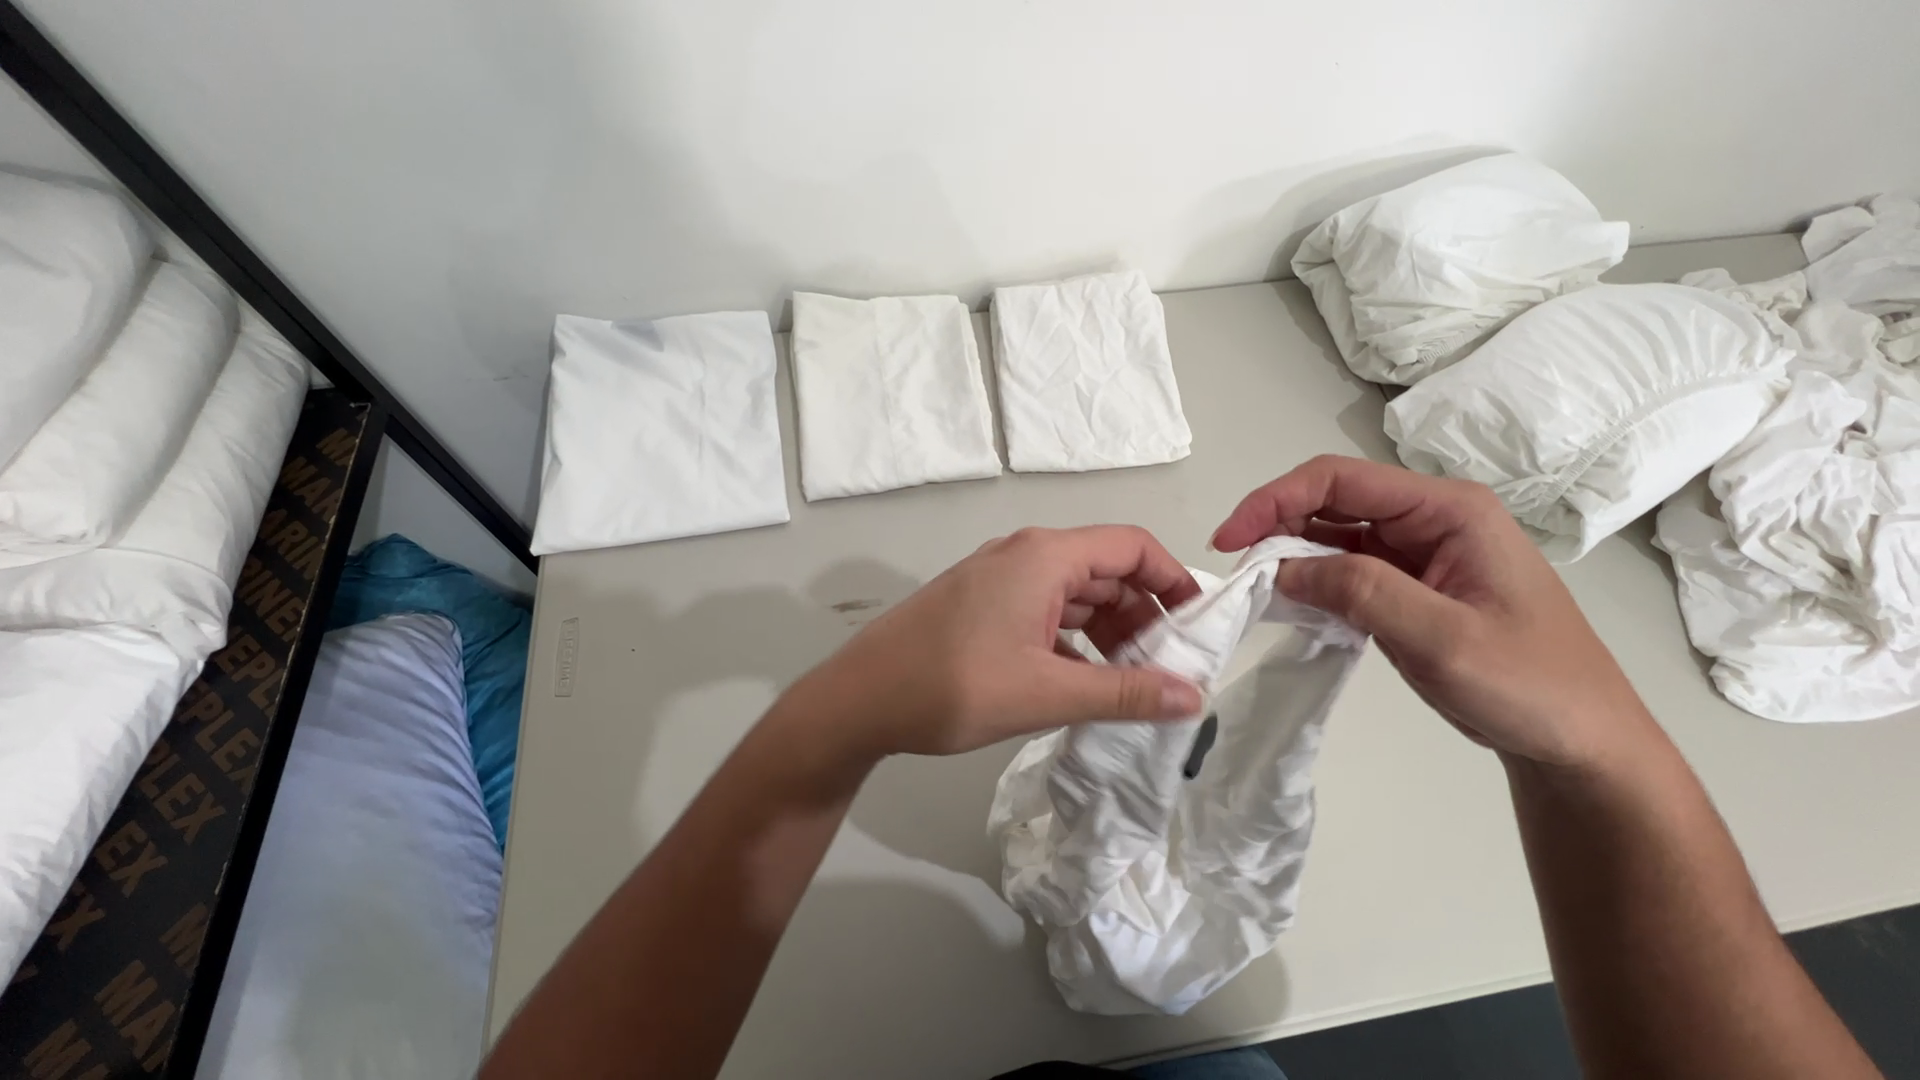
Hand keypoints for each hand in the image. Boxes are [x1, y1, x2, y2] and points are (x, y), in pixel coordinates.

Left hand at [782, 526, 1205, 760]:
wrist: (858, 700)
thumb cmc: (952, 686)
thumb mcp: (1046, 693)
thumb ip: (1123, 693)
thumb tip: (1192, 696)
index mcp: (1044, 557)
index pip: (1131, 547)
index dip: (1174, 581)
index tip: (1197, 628)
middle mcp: (1023, 555)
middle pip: (1105, 570)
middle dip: (1143, 615)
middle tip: (1166, 669)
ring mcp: (997, 579)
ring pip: (1073, 594)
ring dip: (1107, 631)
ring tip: (1129, 683)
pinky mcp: (979, 605)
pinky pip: (1043, 610)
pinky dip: (1072, 638)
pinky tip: (1079, 681)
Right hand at [1213, 455, 1653, 768]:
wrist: (1580, 741)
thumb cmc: (1531, 685)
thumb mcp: (1444, 639)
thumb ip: (1363, 592)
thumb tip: (1281, 568)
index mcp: (1448, 510)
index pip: (1340, 480)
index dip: (1274, 501)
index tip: (1228, 541)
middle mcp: (1429, 520)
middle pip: (1331, 501)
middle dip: (1275, 527)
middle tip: (1237, 574)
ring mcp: (1417, 554)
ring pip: (1332, 536)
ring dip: (1288, 556)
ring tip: (1253, 591)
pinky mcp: (1407, 587)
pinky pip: (1343, 570)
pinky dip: (1308, 582)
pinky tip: (1286, 604)